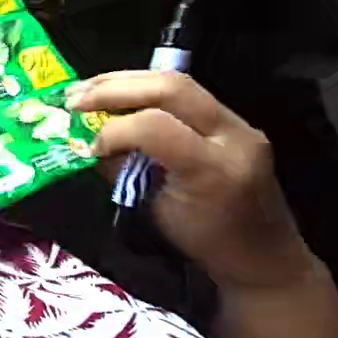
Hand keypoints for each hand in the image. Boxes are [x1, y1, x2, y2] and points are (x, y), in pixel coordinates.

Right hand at [67, 71, 318, 291]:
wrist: (265, 257)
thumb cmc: (204, 243)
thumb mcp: (153, 212)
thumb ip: (123, 172)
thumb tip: (87, 144)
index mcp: (213, 168)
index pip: (156, 127)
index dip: (113, 131)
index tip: (88, 147)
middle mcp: (233, 136)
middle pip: (171, 87)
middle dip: (114, 88)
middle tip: (72, 98)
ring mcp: (239, 124)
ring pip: (178, 80)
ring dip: (125, 81)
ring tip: (86, 89)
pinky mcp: (234, 121)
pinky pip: (186, 93)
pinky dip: (144, 89)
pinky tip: (116, 95)